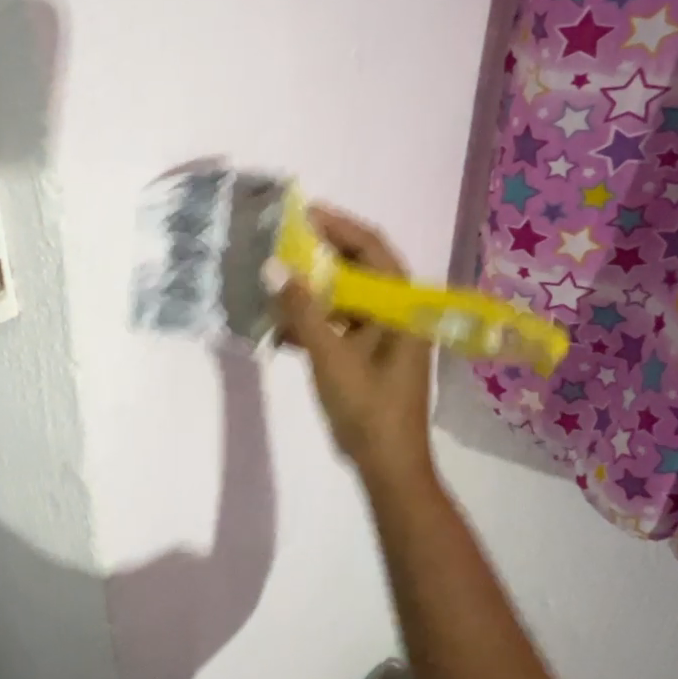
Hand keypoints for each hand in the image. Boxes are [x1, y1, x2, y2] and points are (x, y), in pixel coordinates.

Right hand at [270, 205, 434, 480]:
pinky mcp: (370, 356)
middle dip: (320, 258)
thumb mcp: (330, 358)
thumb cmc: (366, 409)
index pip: (373, 249)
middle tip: (283, 246)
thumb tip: (275, 267)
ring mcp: (385, 336)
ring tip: (275, 292)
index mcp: (402, 308)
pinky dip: (314, 323)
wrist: (388, 465)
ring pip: (347, 299)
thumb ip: (302, 311)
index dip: (339, 227)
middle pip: (360, 270)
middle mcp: (399, 314)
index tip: (303, 214)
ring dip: (312, 294)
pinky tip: (284, 334)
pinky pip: (340, 325)